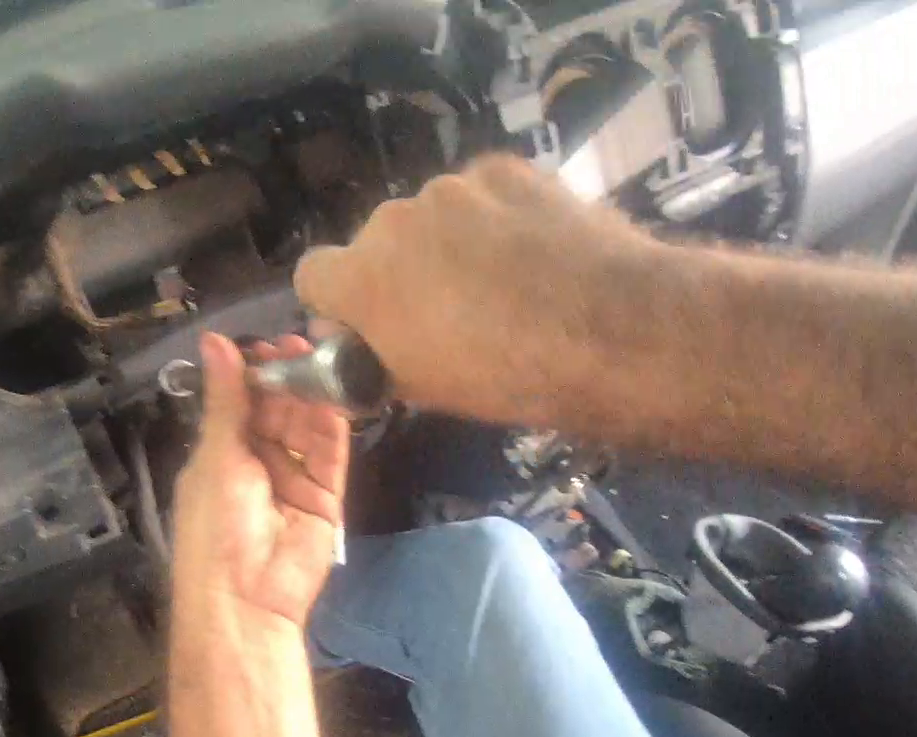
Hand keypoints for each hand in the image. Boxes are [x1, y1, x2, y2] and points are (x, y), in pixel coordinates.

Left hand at [171, 333, 350, 628]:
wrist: (245, 598)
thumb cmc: (216, 525)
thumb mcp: (216, 457)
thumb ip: (227, 401)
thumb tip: (214, 341)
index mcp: (221, 458)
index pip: (242, 406)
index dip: (255, 375)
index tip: (268, 343)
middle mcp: (257, 466)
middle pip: (277, 414)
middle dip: (287, 380)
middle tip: (299, 344)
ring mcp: (293, 482)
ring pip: (306, 430)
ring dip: (311, 397)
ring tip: (320, 359)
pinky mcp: (325, 498)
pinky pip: (330, 456)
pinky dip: (333, 426)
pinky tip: (336, 394)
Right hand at [295, 155, 673, 427]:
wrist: (604, 330)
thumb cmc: (501, 377)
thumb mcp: (420, 389)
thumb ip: (374, 356)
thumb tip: (357, 343)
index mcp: (362, 278)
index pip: (312, 275)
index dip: (334, 304)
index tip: (364, 326)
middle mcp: (395, 219)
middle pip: (375, 244)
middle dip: (395, 273)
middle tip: (440, 312)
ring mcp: (453, 187)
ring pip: (428, 218)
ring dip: (443, 244)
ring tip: (496, 281)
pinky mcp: (505, 168)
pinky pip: (477, 196)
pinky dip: (489, 221)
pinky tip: (527, 251)